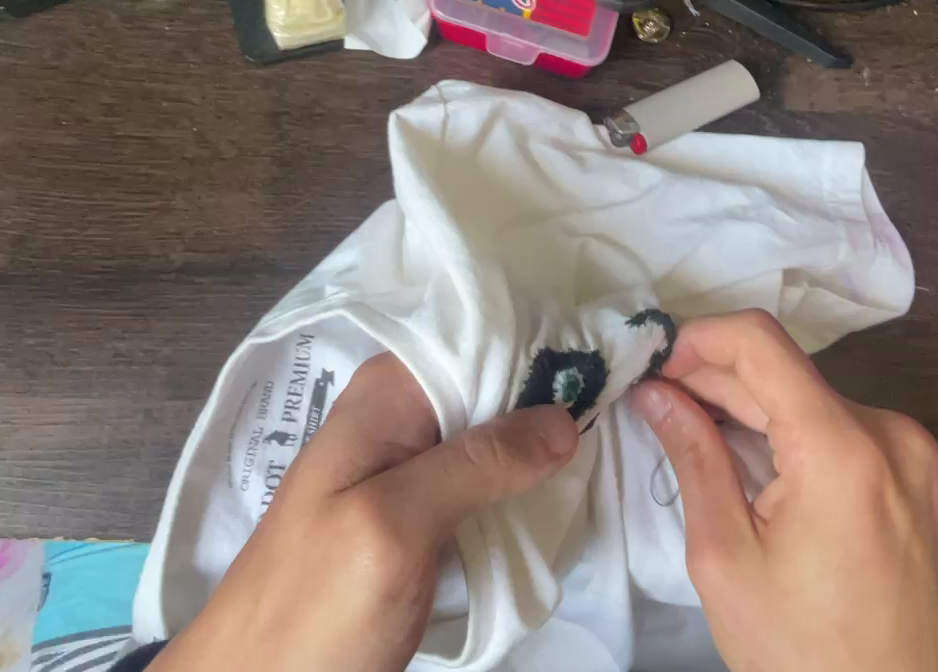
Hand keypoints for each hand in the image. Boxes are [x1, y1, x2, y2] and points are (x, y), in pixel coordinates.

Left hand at [152, 353, 577, 671]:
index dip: (543, 343)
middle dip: (550, 391)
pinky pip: (485, 474)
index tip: (611, 356)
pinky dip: (523, 476)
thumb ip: (475, 463)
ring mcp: (412, 458)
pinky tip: (566, 478)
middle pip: (494, 379)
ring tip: (610, 430)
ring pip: (495, 427)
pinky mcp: (423, 504)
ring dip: (542, 437)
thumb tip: (565, 417)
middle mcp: (403, 408)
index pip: (482, 337)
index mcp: (390, 388)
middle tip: (622, 400)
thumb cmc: (316, 600)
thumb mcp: (393, 525)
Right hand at [628, 310, 937, 671]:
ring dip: (740, 400)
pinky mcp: (909, 474)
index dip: (697, 338)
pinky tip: (736, 446)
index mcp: (843, 448)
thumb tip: (654, 391)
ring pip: (801, 393)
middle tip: (652, 397)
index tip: (652, 366)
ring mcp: (907, 452)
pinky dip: (777, 425)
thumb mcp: (726, 557)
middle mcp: (887, 431)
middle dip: (708, 374)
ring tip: (683, 421)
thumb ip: (692, 456)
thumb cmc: (802, 656)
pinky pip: (829, 423)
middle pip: (778, 369)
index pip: (759, 341)